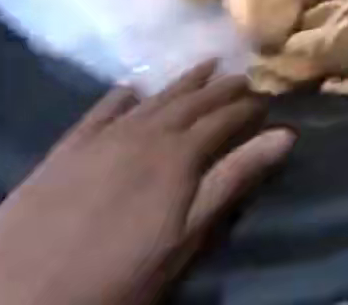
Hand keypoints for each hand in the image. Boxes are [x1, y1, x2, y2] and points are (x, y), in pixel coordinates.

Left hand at [0, 63, 293, 304]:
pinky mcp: (62, 152)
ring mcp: (101, 139)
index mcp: (179, 155)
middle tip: (246, 78)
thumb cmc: (110, 285)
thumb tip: (285, 134)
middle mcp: (145, 133)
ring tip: (207, 65)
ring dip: (184, 81)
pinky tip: (133, 86)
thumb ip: (232, 182)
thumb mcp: (182, 241)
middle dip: (224, 88)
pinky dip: (122, 95)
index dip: (250, 107)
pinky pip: (100, 111)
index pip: (227, 117)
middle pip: (194, 100)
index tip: (269, 100)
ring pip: (155, 97)